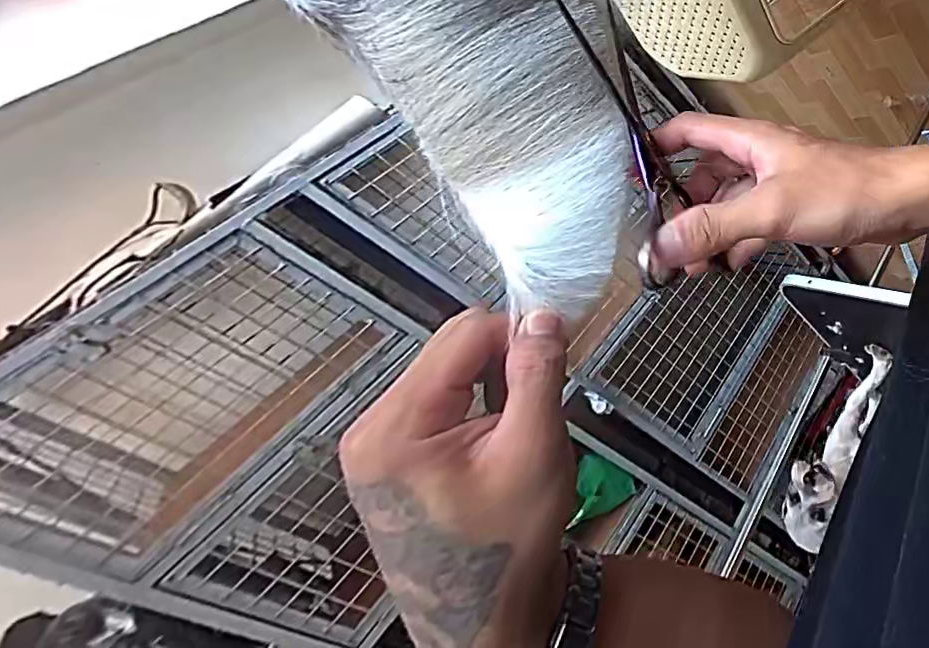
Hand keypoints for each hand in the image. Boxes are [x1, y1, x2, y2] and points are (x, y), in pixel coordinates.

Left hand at [340, 308, 576, 647]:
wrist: (486, 612)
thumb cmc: (507, 541)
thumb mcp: (533, 448)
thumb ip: (537, 373)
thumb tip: (542, 315)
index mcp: (396, 427)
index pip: (467, 333)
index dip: (519, 333)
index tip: (554, 355)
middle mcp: (373, 427)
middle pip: (455, 344)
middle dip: (506, 354)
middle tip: (539, 392)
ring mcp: (379, 440)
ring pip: (454, 363)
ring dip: (497, 375)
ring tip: (519, 417)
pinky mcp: (395, 449)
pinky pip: (447, 390)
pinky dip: (483, 393)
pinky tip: (499, 426)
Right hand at [651, 112, 921, 274]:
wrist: (900, 202)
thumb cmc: (849, 187)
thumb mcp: (772, 208)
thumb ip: (716, 225)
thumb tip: (664, 242)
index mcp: (749, 142)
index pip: (688, 130)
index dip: (656, 146)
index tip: (633, 174)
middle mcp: (761, 158)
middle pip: (704, 173)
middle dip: (682, 204)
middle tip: (665, 237)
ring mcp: (778, 182)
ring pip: (729, 201)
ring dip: (710, 228)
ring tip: (693, 261)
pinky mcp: (795, 205)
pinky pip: (754, 221)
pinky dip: (738, 239)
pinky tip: (732, 260)